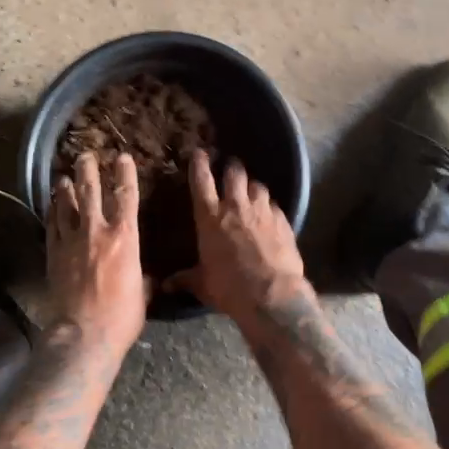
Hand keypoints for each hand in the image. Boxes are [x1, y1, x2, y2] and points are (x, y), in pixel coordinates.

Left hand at [45, 152, 148, 352]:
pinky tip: (51, 205)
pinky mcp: (53, 253)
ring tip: (64, 177)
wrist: (84, 333)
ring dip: (65, 188)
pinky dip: (51, 212)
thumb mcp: (143, 293)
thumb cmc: (122, 316)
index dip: (125, 174)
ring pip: (66, 204)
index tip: (122, 158)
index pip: (126, 196)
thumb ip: (143, 277)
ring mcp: (71, 240)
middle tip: (85, 156)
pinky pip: (51, 225)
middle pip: (90, 191)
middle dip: (89, 169)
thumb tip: (146, 275)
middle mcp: (97, 231)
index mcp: (125, 237)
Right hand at [175, 150, 307, 317]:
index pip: (201, 181)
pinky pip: (275, 205)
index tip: (199, 153)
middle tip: (230, 169)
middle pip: (234, 173)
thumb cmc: (229, 287)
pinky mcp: (283, 221)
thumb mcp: (202, 284)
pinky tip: (269, 215)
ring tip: (251, 192)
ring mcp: (262, 212)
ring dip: (252, 187)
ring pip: (258, 186)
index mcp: (210, 218)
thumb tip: (166, 285)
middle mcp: (236, 207)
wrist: (272, 296)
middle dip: (232, 168)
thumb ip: (185, 279)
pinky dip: (270, 207)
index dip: (199, 164)